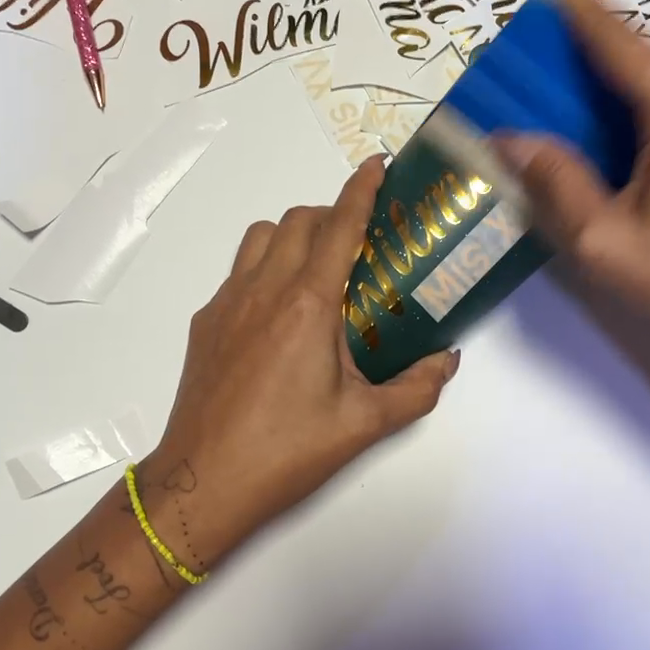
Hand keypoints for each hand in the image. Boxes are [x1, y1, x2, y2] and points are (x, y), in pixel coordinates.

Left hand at [139, 158, 459, 571]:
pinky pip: (238, 272)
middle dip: (331, 214)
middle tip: (359, 242)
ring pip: (260, 236)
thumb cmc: (286, 452)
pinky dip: (264, 269)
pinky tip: (278, 314)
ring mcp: (226, 304)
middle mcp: (263, 290)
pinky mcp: (205, 323)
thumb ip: (416, 388)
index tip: (377, 165)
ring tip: (317, 269)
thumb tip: (447, 360)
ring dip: (293, 235)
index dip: (361, 190)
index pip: (339, 227)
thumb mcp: (364, 425)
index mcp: (307, 305)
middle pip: (298, 220)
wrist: (202, 484)